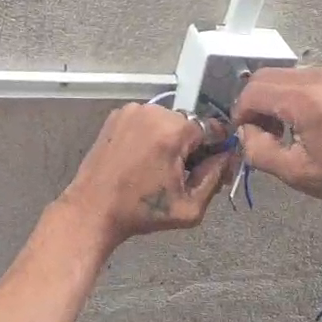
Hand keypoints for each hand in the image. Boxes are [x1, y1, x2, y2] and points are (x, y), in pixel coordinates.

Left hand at [58, 103, 238, 248]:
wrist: (93, 209)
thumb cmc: (142, 212)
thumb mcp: (190, 206)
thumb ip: (216, 176)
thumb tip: (228, 155)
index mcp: (173, 130)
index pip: (213, 128)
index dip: (217, 148)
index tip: (213, 168)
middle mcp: (153, 111)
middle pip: (188, 123)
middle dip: (192, 145)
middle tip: (183, 173)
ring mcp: (131, 110)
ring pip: (167, 121)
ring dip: (170, 139)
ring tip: (159, 167)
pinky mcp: (115, 116)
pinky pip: (145, 121)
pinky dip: (149, 135)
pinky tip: (141, 159)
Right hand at [233, 66, 321, 210]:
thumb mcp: (297, 173)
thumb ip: (258, 151)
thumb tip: (247, 133)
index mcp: (303, 99)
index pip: (251, 92)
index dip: (240, 113)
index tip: (246, 134)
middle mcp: (319, 76)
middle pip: (265, 77)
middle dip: (256, 103)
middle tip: (264, 132)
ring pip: (288, 75)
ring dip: (278, 97)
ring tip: (290, 129)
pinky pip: (312, 77)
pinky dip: (301, 94)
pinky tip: (315, 120)